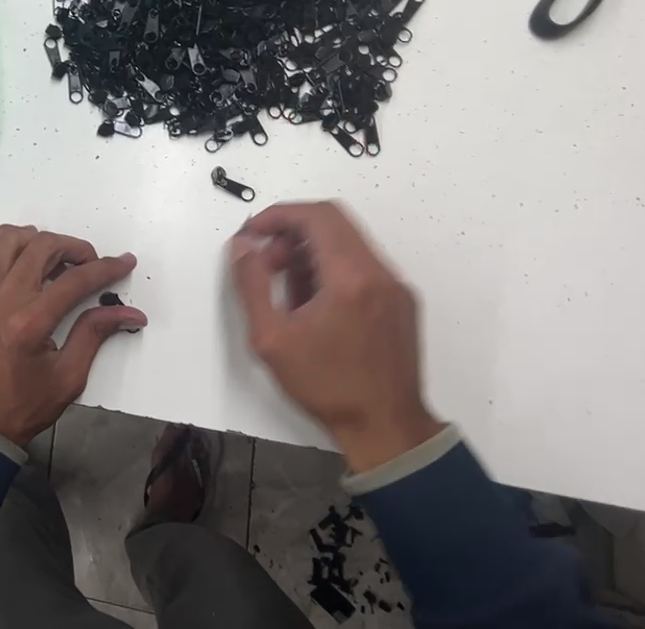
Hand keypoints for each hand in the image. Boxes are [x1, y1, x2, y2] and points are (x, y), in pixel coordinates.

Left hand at [0, 225, 145, 446]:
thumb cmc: (19, 407)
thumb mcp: (67, 379)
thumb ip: (94, 336)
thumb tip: (129, 313)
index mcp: (30, 323)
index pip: (75, 281)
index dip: (105, 269)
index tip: (124, 263)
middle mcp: (3, 300)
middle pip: (42, 248)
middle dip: (75, 248)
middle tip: (90, 263)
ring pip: (10, 240)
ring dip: (39, 240)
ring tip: (56, 257)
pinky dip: (2, 239)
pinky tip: (20, 248)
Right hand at [229, 201, 443, 472]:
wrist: (387, 429)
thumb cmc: (328, 387)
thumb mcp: (272, 338)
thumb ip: (251, 284)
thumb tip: (243, 246)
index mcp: (351, 278)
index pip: (317, 216)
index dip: (279, 215)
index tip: (254, 233)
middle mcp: (380, 274)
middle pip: (333, 223)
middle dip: (292, 232)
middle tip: (267, 261)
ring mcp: (395, 288)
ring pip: (348, 243)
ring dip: (310, 251)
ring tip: (287, 290)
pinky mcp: (401, 302)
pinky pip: (362, 265)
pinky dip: (331, 268)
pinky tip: (313, 304)